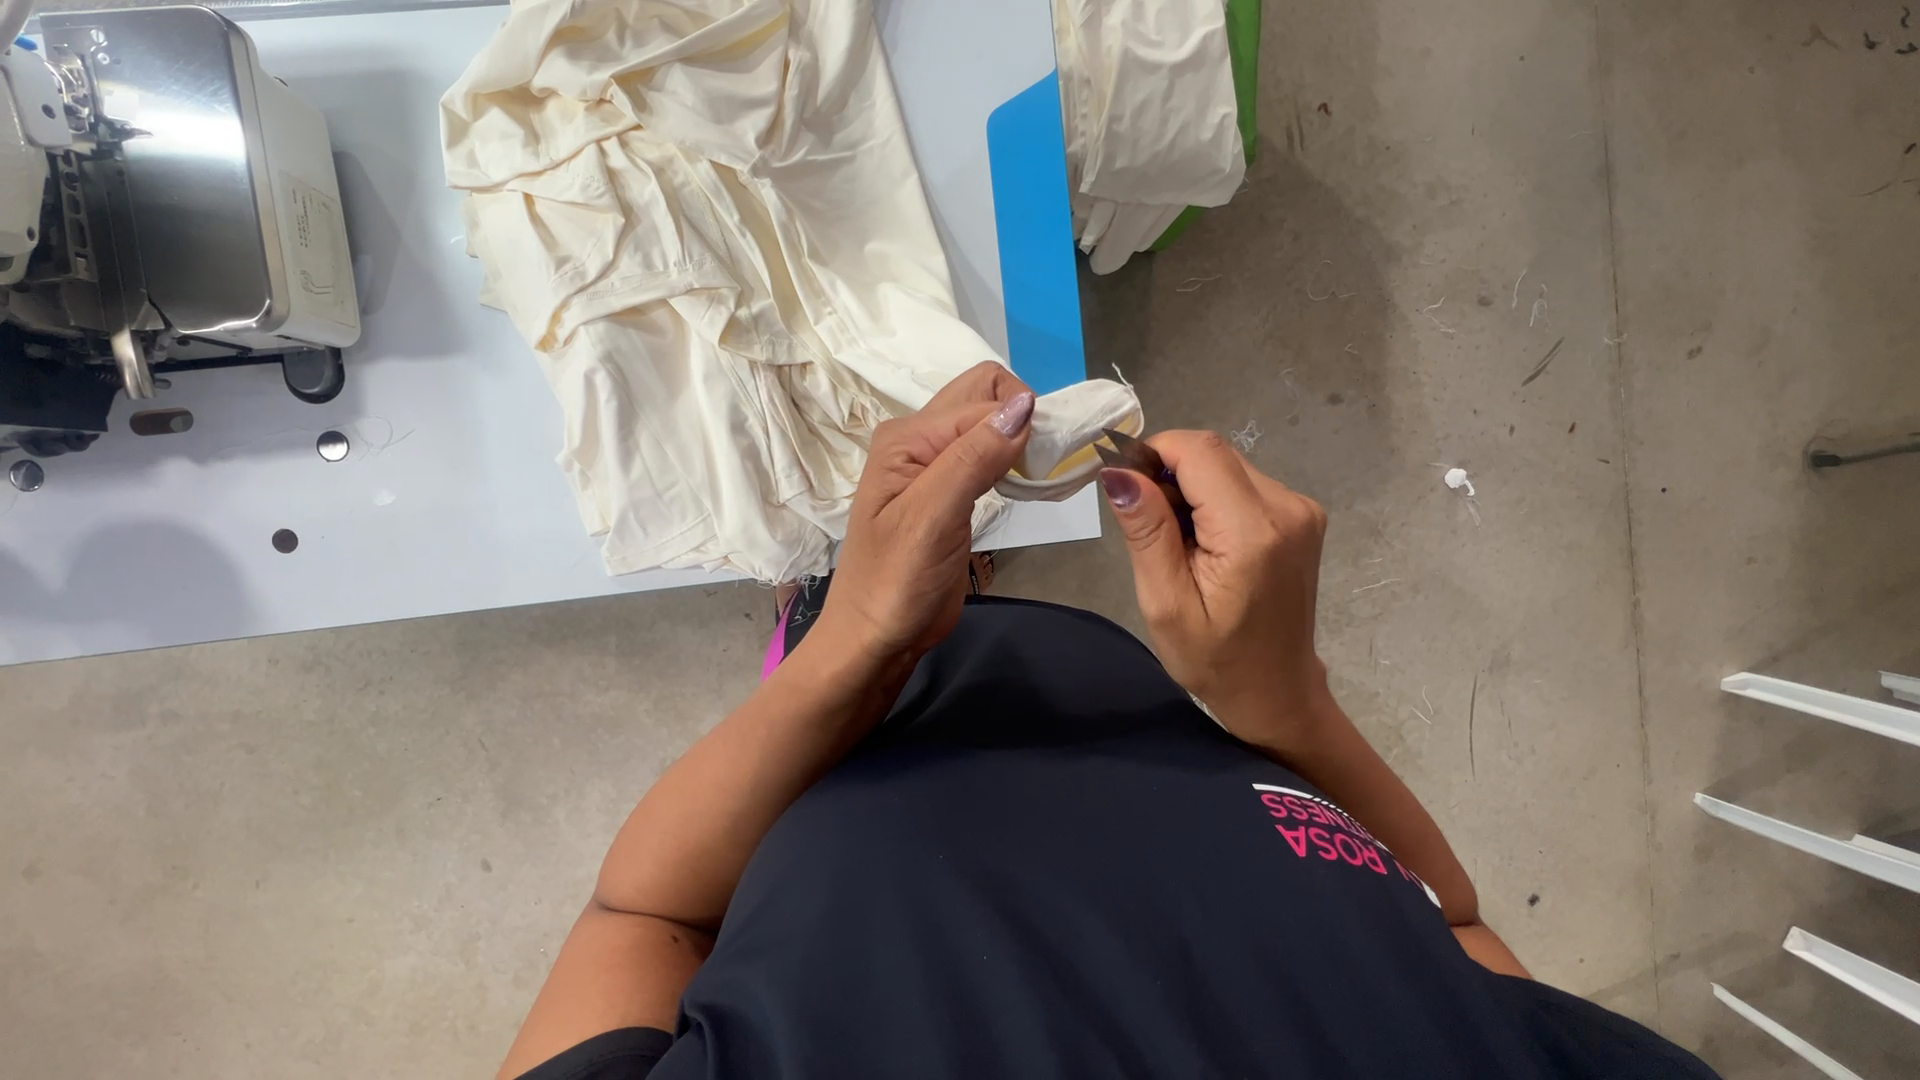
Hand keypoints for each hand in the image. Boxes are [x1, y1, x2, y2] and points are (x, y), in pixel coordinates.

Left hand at [813, 362, 1034, 665]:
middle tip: (1044, 463)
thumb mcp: (931, 519)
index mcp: (908, 438)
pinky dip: (1013, 462)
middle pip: (984, 397)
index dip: (1022, 422)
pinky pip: (988, 458)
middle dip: (1023, 417)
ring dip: (1021, 441)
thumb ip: (973, 459)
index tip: (1047, 463)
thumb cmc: (895, 584)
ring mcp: (935, 467)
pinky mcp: (951, 493)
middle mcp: (920, 441)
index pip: (983, 402)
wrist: (876, 639)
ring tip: (1038, 477)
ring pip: (989, 426)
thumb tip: (1024, 404)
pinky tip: (1024, 487)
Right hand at [1100, 431, 1330, 749]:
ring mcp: (1301, 508)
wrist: (1275, 691)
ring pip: (1226, 465)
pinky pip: (1242, 482)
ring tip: (1179, 544)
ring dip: (1190, 488)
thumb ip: (1147, 531)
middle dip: (1169, 474)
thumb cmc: (1214, 659)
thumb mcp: (1166, 603)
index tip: (1126, 490)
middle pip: (1212, 453)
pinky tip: (1206, 542)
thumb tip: (1119, 471)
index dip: (1152, 454)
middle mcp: (1287, 507)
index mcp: (1253, 531)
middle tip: (1148, 527)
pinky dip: (1213, 499)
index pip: (1197, 451)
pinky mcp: (1301, 514)